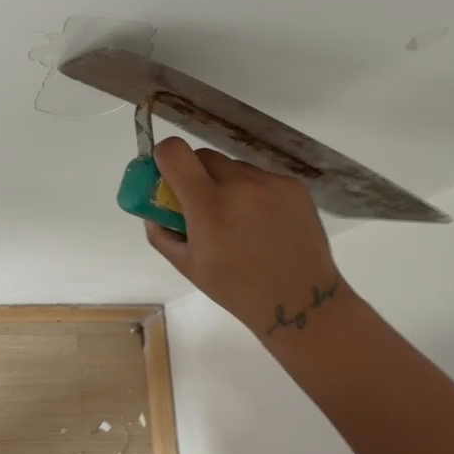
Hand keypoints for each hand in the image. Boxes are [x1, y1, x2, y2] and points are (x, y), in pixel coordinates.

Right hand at [144, 136, 348, 336]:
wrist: (301, 301)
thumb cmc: (237, 289)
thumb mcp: (187, 265)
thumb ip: (161, 232)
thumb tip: (153, 208)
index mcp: (208, 206)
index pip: (174, 152)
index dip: (164, 158)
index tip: (167, 176)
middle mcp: (240, 185)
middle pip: (203, 155)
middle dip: (194, 173)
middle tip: (200, 202)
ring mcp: (270, 183)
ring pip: (233, 167)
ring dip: (226, 183)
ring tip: (238, 218)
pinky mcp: (294, 185)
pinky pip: (260, 177)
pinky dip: (254, 191)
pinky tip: (263, 221)